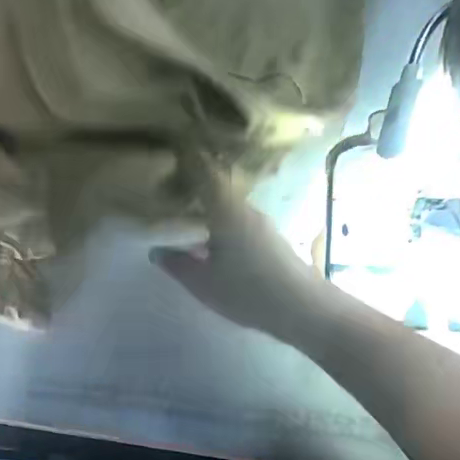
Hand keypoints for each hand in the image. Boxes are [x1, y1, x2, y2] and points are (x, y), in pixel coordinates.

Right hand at [151, 172, 348, 345]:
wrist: (303, 308)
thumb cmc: (248, 292)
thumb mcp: (203, 284)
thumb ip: (177, 265)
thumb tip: (157, 250)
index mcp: (225, 211)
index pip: (203, 173)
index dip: (187, 160)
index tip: (171, 152)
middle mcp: (245, 209)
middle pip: (217, 189)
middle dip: (194, 189)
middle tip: (169, 193)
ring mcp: (262, 224)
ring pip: (229, 208)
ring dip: (210, 210)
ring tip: (187, 220)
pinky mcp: (273, 239)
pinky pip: (240, 222)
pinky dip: (223, 224)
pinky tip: (214, 243)